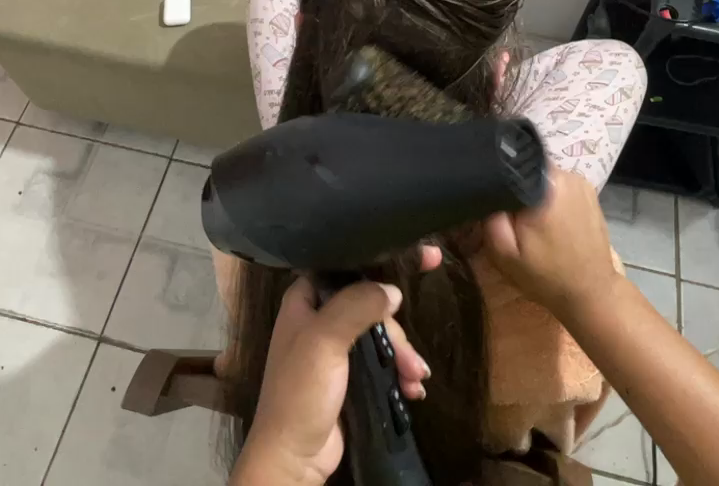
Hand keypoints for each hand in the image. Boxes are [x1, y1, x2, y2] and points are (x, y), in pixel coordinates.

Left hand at [233, 277, 431, 485]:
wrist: (293, 458)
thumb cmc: (300, 391)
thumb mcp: (325, 340)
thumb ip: (358, 305)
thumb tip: (393, 290)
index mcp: (307, 297)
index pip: (349, 265)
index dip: (384, 261)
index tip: (425, 258)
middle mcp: (320, 315)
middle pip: (372, 303)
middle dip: (396, 331)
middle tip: (412, 358)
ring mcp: (335, 346)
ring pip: (380, 333)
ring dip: (402, 354)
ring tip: (416, 380)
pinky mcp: (349, 374)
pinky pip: (382, 360)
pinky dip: (399, 371)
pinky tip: (412, 389)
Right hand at [482, 169, 620, 319]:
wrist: (591, 293)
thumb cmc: (546, 275)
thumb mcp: (505, 253)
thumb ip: (490, 217)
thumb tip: (485, 191)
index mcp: (542, 186)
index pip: (508, 165)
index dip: (497, 181)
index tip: (494, 203)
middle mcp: (563, 174)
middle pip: (525, 170)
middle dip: (515, 188)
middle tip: (513, 217)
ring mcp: (580, 180)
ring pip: (542, 175)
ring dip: (533, 192)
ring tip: (532, 219)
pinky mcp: (589, 190)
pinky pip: (559, 183)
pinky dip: (551, 195)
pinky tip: (550, 218)